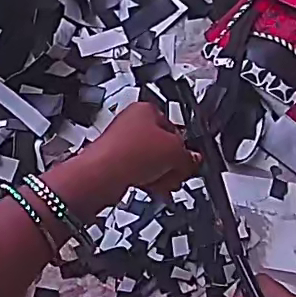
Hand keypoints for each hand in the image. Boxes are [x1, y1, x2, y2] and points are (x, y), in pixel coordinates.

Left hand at [79, 101, 202, 196]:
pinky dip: (146, 180)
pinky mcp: (113, 163)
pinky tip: (151, 187)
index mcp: (145, 109)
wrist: (102, 176)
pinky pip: (137, 172)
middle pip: (162, 145)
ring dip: (161, 173)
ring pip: (150, 161)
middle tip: (177, 172)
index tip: (189, 159)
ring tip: (165, 183)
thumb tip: (193, 160)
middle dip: (172, 162)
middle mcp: (130, 123)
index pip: (174, 126)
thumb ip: (189, 156)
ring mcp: (120, 144)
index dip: (184, 145)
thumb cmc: (129, 153)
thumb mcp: (175, 152)